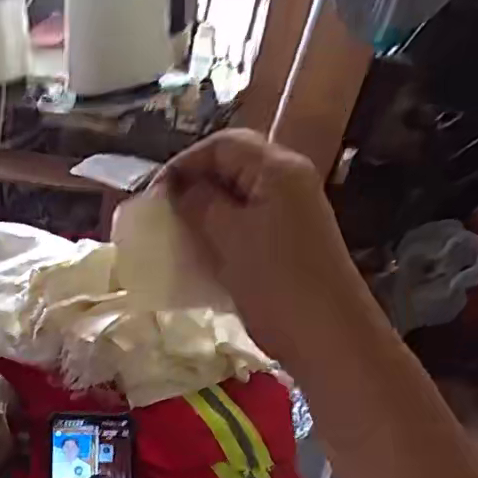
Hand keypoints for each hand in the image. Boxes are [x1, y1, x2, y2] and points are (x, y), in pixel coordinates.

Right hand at [157, 129, 368, 365]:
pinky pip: (243, 225)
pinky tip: (198, 254)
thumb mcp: (230, 238)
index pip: (223, 145)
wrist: (325, 333)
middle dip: (191, 185)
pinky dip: (216, 232)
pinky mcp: (284, 242)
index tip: (152, 195)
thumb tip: (176, 189)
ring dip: (201, 211)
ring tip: (172, 235)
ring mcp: (288, 213)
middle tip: (158, 215)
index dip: (184, 163)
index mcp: (277, 170)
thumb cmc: (276, 282)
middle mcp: (286, 182)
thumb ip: (200, 205)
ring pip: (235, 198)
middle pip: (231, 167)